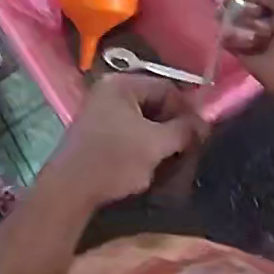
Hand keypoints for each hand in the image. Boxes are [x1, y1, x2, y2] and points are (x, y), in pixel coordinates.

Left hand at [33, 75, 207, 212]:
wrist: (70, 189)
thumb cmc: (114, 160)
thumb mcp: (156, 144)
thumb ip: (184, 130)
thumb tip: (202, 126)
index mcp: (121, 84)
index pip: (167, 88)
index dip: (187, 112)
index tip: (200, 136)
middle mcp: (109, 91)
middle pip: (155, 103)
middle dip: (173, 126)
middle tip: (188, 149)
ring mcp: (100, 111)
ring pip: (143, 120)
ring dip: (160, 138)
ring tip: (171, 160)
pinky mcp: (96, 132)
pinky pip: (129, 131)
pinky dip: (143, 144)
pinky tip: (150, 163)